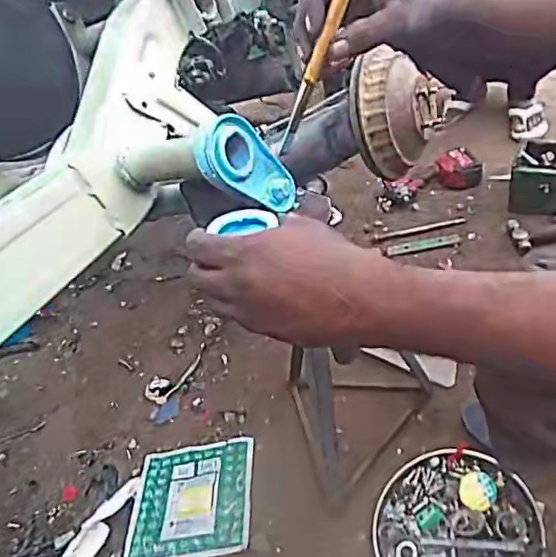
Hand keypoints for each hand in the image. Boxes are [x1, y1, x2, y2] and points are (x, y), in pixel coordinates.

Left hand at [185, 215, 404, 348]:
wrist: (358, 298)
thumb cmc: (336, 262)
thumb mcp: (302, 226)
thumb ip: (277, 226)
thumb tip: (275, 225)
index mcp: (242, 254)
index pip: (197, 247)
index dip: (197, 240)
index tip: (202, 238)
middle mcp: (238, 286)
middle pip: (198, 279)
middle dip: (202, 267)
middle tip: (214, 259)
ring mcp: (250, 313)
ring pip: (216, 304)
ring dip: (219, 290)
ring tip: (235, 280)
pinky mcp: (266, 331)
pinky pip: (242, 319)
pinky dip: (242, 308)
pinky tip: (259, 298)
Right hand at [297, 0, 424, 69]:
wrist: (431, 23)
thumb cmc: (422, 11)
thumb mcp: (399, 19)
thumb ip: (367, 32)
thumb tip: (333, 50)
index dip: (315, 2)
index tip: (315, 30)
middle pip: (313, 1)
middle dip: (307, 31)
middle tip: (310, 56)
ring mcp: (342, 3)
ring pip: (315, 24)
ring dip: (313, 48)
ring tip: (316, 70)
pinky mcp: (343, 26)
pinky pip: (325, 40)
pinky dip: (324, 57)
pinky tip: (327, 72)